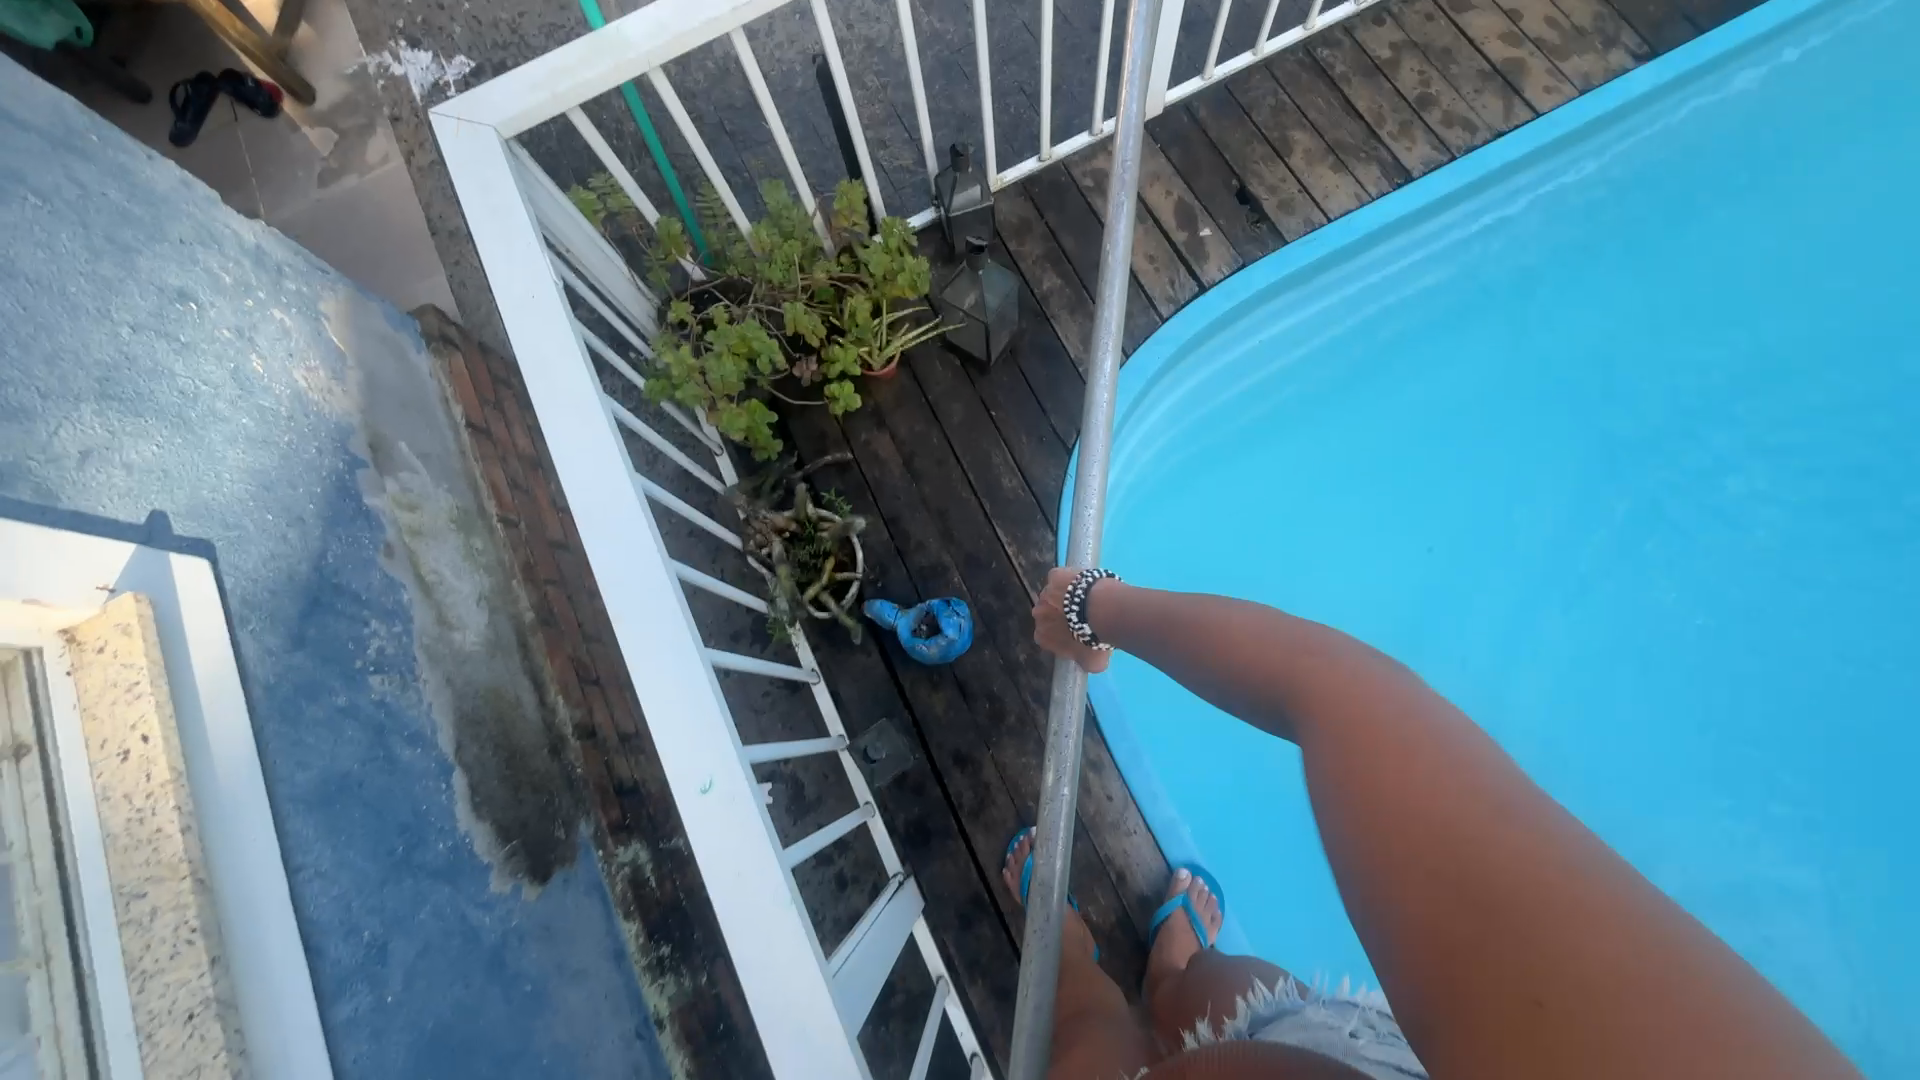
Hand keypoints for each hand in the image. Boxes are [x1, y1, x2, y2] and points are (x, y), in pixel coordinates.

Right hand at [1032, 567, 1113, 673]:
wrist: (1101, 612)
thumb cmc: (1094, 642)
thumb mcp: (1092, 663)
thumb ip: (1084, 661)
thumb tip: (1087, 661)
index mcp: (1042, 637)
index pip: (1047, 636)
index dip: (1061, 634)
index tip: (1076, 633)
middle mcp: (1038, 614)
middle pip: (1048, 614)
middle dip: (1061, 614)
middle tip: (1083, 616)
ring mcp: (1045, 593)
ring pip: (1054, 595)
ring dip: (1066, 597)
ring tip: (1088, 599)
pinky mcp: (1055, 575)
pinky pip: (1061, 577)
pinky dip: (1070, 580)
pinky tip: (1084, 584)